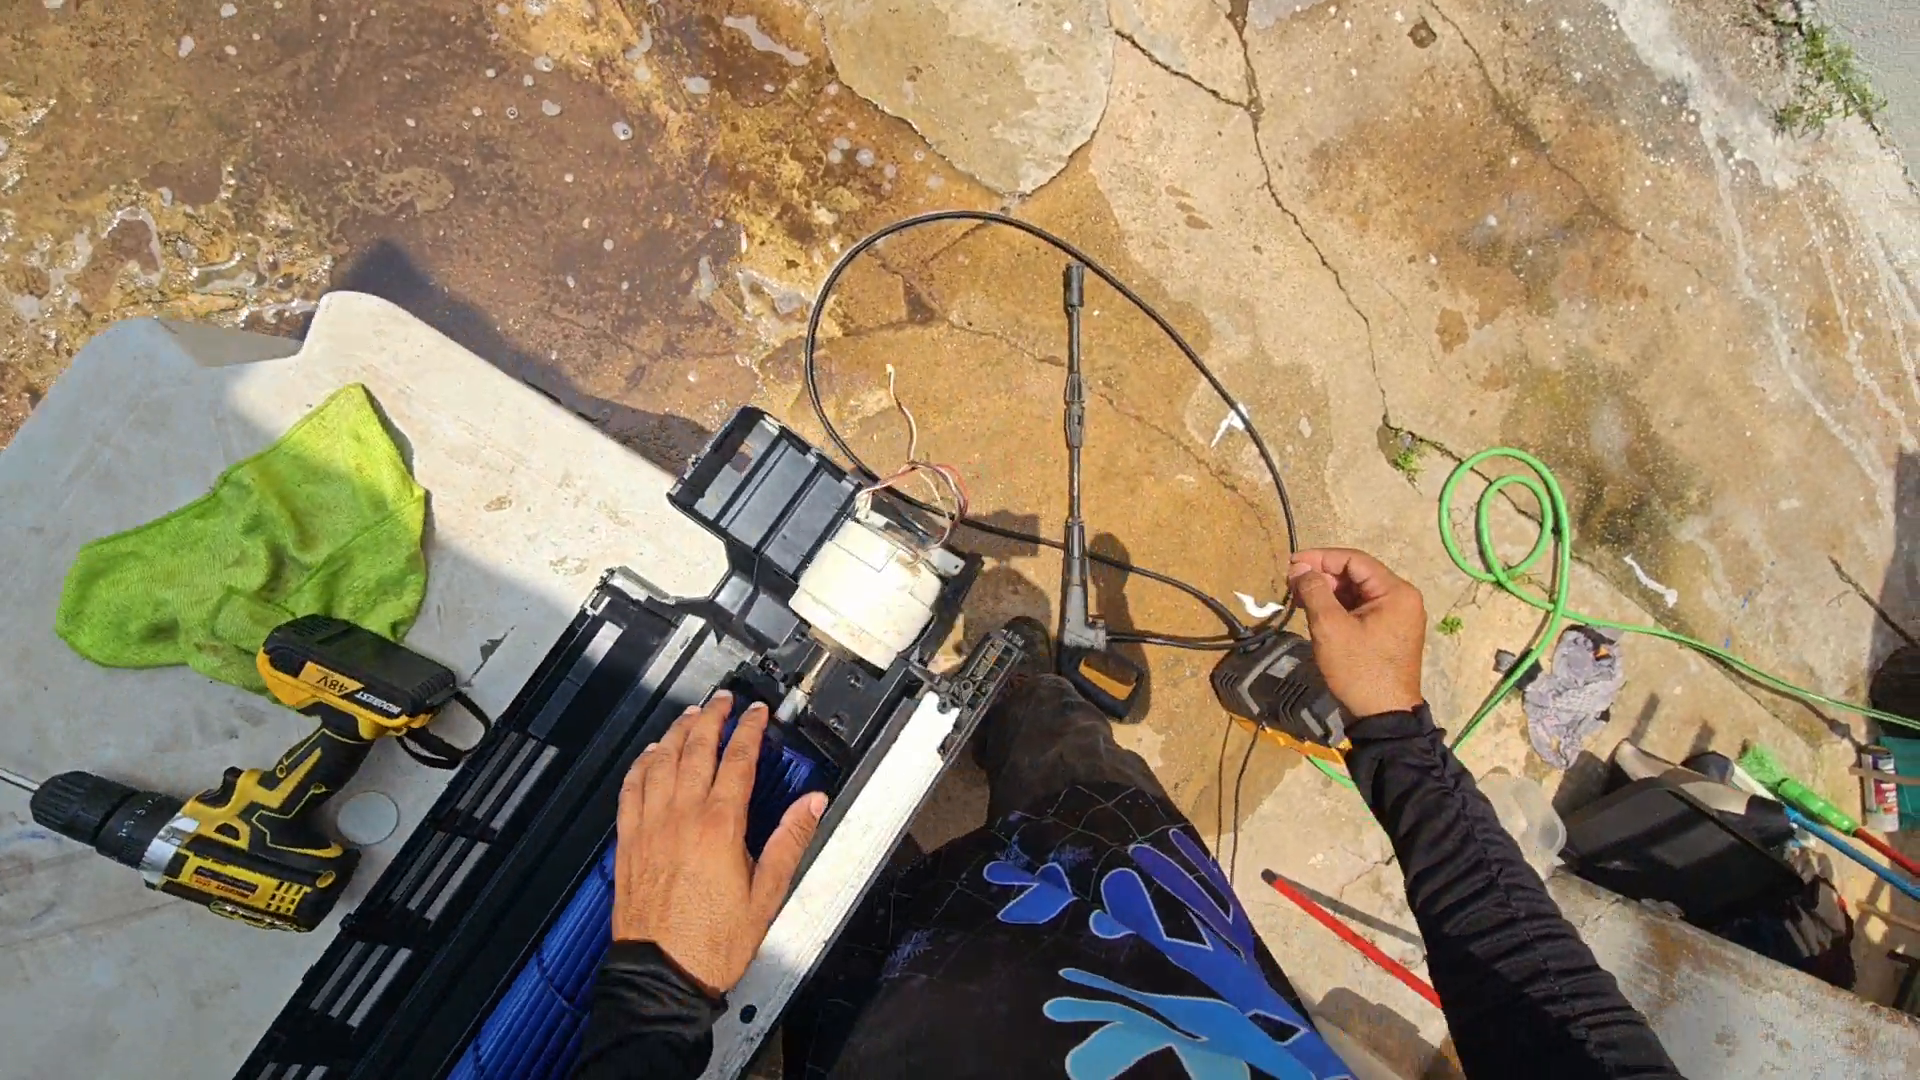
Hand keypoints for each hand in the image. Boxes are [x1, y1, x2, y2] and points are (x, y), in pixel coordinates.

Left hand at [612, 691, 827, 996]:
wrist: (661, 978)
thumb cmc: (713, 941)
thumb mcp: (767, 894)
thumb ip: (790, 841)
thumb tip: (812, 803)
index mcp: (719, 826)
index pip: (737, 759)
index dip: (749, 729)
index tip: (757, 714)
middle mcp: (681, 817)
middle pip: (696, 749)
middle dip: (712, 717)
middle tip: (723, 700)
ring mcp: (650, 827)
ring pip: (661, 762)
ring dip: (677, 732)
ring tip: (690, 715)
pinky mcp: (629, 843)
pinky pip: (630, 790)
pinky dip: (641, 765)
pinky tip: (649, 755)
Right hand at [1288, 548, 1426, 717]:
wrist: (1383, 715)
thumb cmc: (1358, 668)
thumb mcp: (1330, 627)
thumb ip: (1314, 591)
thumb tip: (1300, 568)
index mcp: (1395, 592)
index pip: (1353, 560)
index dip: (1319, 557)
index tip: (1291, 563)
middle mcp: (1402, 598)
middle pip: (1356, 574)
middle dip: (1321, 575)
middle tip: (1291, 583)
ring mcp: (1397, 616)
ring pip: (1355, 591)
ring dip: (1327, 591)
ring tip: (1298, 598)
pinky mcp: (1388, 631)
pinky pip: (1360, 607)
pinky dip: (1337, 606)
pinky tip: (1315, 612)